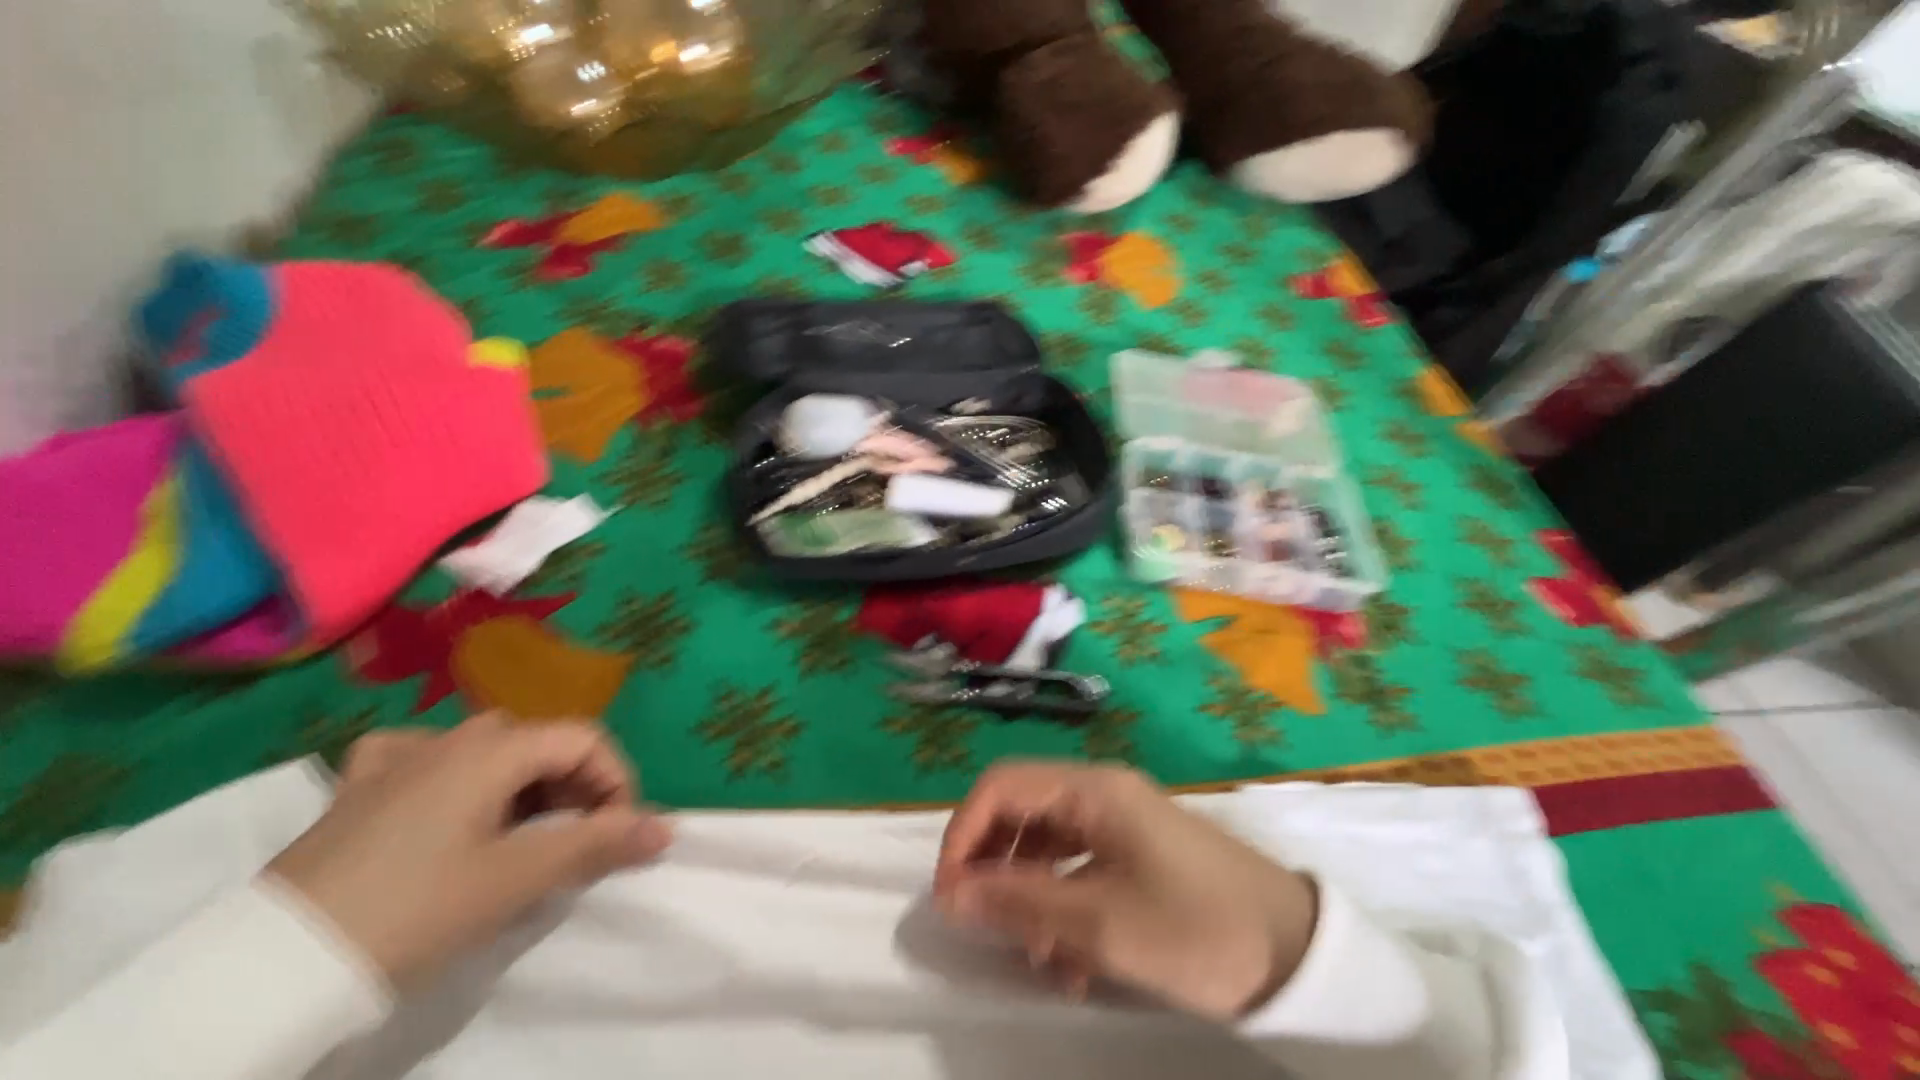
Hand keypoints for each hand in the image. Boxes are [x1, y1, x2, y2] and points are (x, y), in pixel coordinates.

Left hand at [267, 714, 671, 990]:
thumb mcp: (516, 880)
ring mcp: (395, 759)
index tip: (618, 836)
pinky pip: (420, 760)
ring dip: (521, 786)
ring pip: (484, 751)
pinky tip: (443, 803)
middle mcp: (447, 737)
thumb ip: (596, 845)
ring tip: (520, 840)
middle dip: (573, 786)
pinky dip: (451, 776)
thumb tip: (666, 827)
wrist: (277, 962)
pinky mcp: (356, 790)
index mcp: (491, 748)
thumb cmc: (415, 910)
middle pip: (538, 742)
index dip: (616, 781)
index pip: (583, 738)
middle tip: (575, 845)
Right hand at [934, 761, 1317, 1020]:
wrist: (1300, 957)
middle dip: (994, 871)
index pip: (1000, 787)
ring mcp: (1123, 827)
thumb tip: (950, 893)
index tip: (951, 898)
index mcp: (1093, 791)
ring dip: (1028, 899)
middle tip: (987, 930)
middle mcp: (1103, 797)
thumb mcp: (1099, 923)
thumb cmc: (1195, 929)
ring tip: (1036, 957)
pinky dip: (1062, 911)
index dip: (963, 836)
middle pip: (1020, 815)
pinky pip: (1079, 873)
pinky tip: (1070, 965)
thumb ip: (1018, 903)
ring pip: (1047, 849)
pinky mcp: (1140, 859)